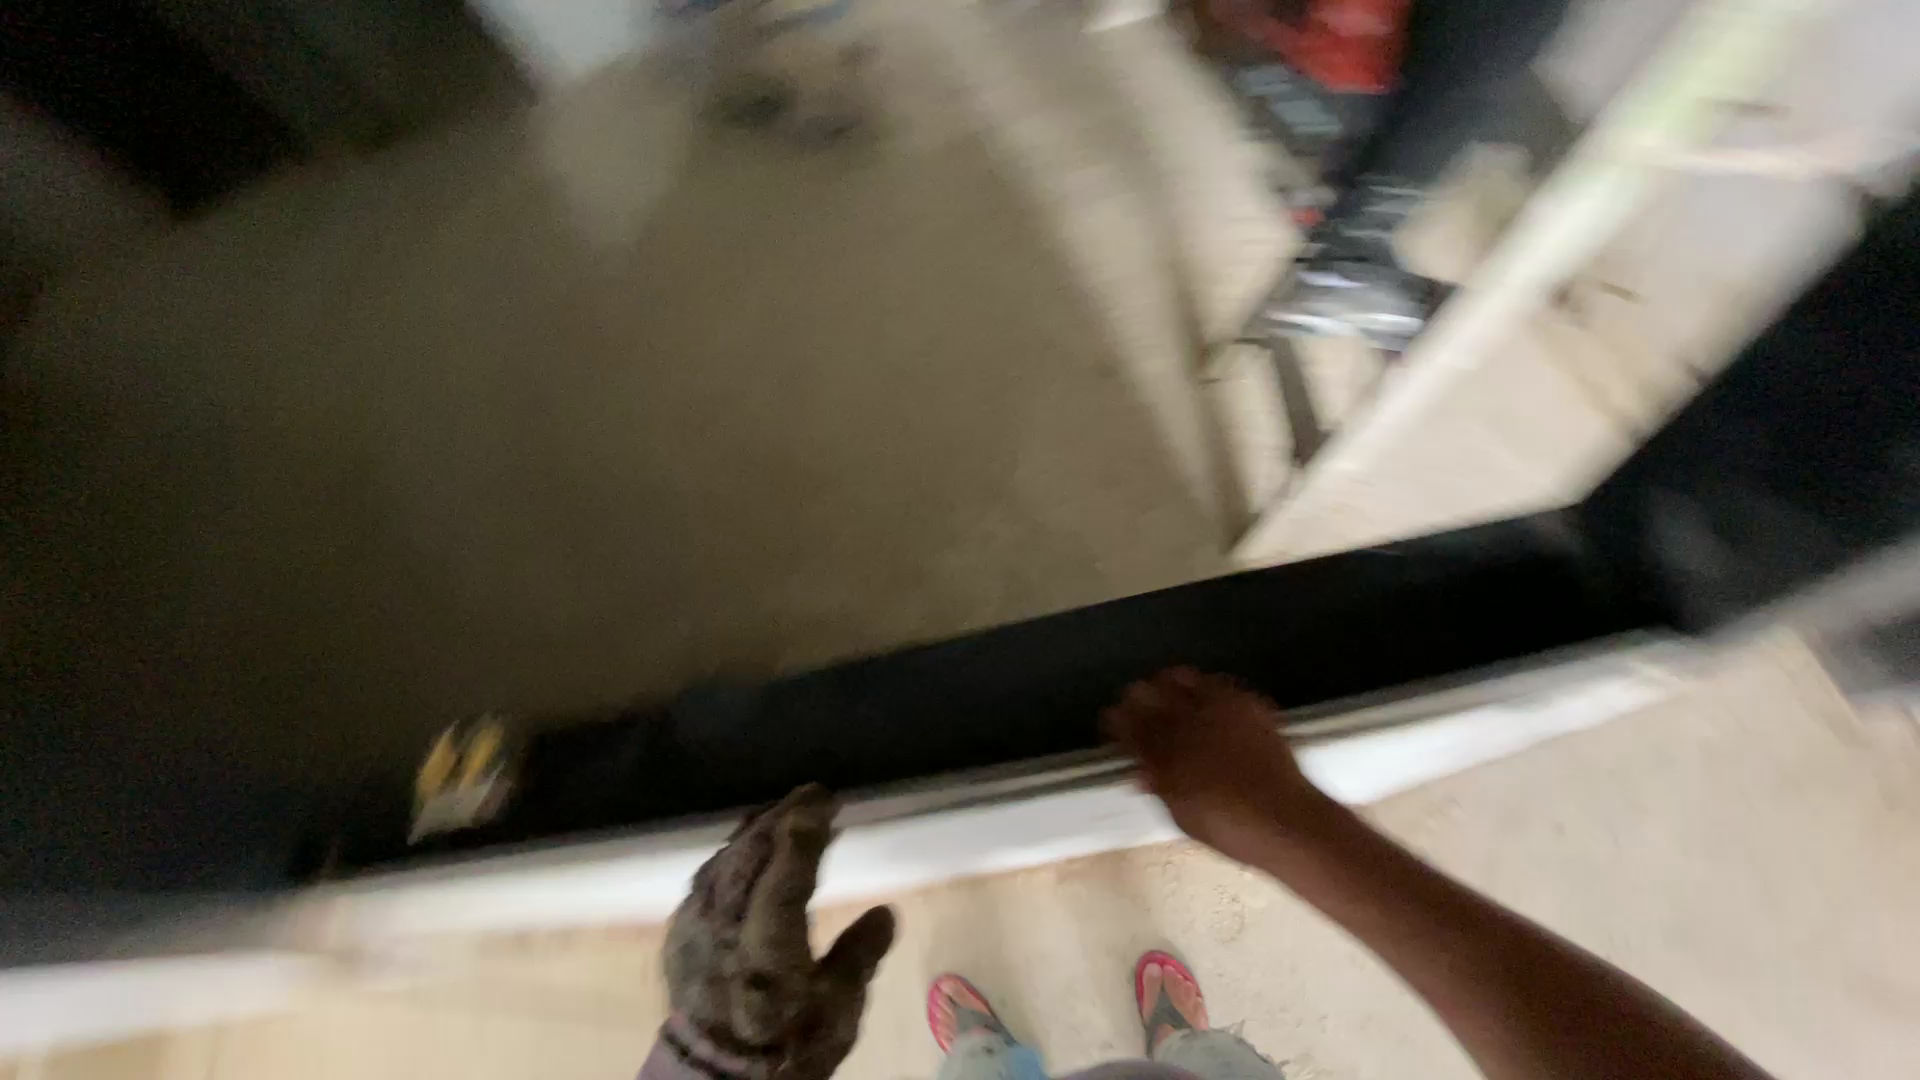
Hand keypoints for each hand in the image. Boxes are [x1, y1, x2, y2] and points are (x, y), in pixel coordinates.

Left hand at [664, 784, 894, 1079]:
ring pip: (727, 858)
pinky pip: (708, 874)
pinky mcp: (680, 932)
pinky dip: (735, 849)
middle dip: (785, 817)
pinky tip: (750, 843)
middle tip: (816, 795)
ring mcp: (696, 927)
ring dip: (760, 828)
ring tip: (789, 811)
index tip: (828, 801)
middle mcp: (725, 929)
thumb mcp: (839, 1013)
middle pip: (752, 854)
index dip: (806, 832)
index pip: (784, 875)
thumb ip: (860, 957)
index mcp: (768, 950)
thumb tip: (886, 913)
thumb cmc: (786, 1050)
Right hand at [1103, 667, 1330, 864]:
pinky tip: (1206, 693)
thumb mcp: (1182, 813)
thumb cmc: (1229, 827)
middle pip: (1149, 693)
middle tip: (1133, 698)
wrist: (1287, 821)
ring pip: (1182, 679)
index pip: (1128, 724)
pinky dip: (1205, 686)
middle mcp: (1186, 722)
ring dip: (1169, 682)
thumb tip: (1141, 772)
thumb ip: (1160, 785)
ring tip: (1165, 685)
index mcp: (1164, 751)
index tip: (1111, 717)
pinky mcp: (1248, 705)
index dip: (1115, 719)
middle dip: (1137, 695)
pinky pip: (1218, 684)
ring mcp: (1219, 710)